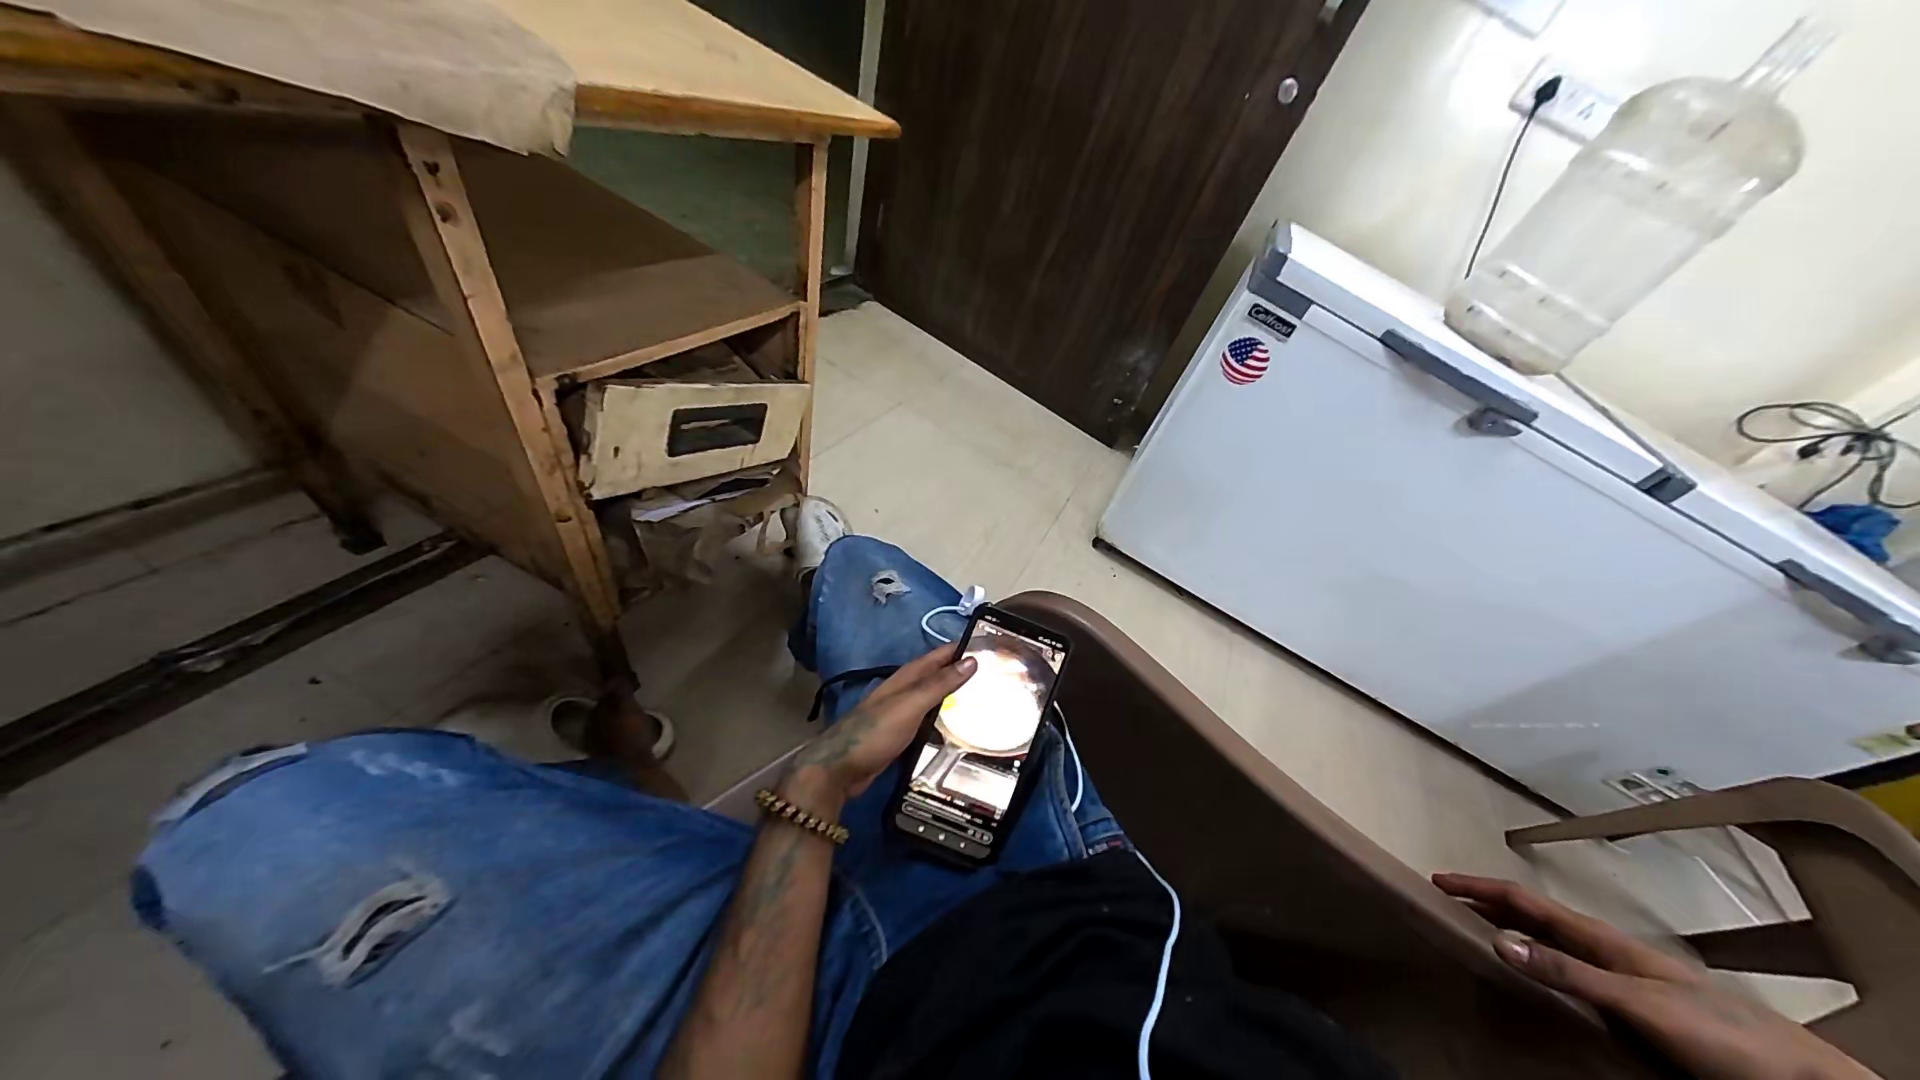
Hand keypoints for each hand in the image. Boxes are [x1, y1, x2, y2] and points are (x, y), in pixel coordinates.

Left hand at [786, 646, 975, 805]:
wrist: (840, 769)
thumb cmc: (875, 732)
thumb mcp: (910, 704)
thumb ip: (939, 684)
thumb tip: (971, 661)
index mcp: (903, 679)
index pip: (935, 657)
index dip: (957, 650)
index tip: (984, 646)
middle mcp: (901, 693)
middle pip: (934, 678)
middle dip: (958, 674)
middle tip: (989, 676)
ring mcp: (898, 715)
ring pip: (931, 700)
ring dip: (951, 698)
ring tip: (979, 702)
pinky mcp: (898, 736)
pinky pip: (926, 722)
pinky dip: (941, 722)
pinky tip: (954, 731)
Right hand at [1433, 873, 1879, 1079]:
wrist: (1802, 1079)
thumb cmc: (1717, 1032)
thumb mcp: (1639, 1004)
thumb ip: (1570, 973)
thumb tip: (1497, 939)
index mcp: (1600, 938)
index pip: (1524, 900)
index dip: (1478, 887)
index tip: (1436, 881)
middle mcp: (1605, 948)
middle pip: (1533, 914)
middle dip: (1487, 903)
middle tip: (1447, 904)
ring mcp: (1622, 973)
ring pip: (1550, 939)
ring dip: (1509, 929)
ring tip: (1479, 932)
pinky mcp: (1634, 1002)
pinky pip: (1567, 967)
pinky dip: (1535, 958)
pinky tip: (1535, 977)